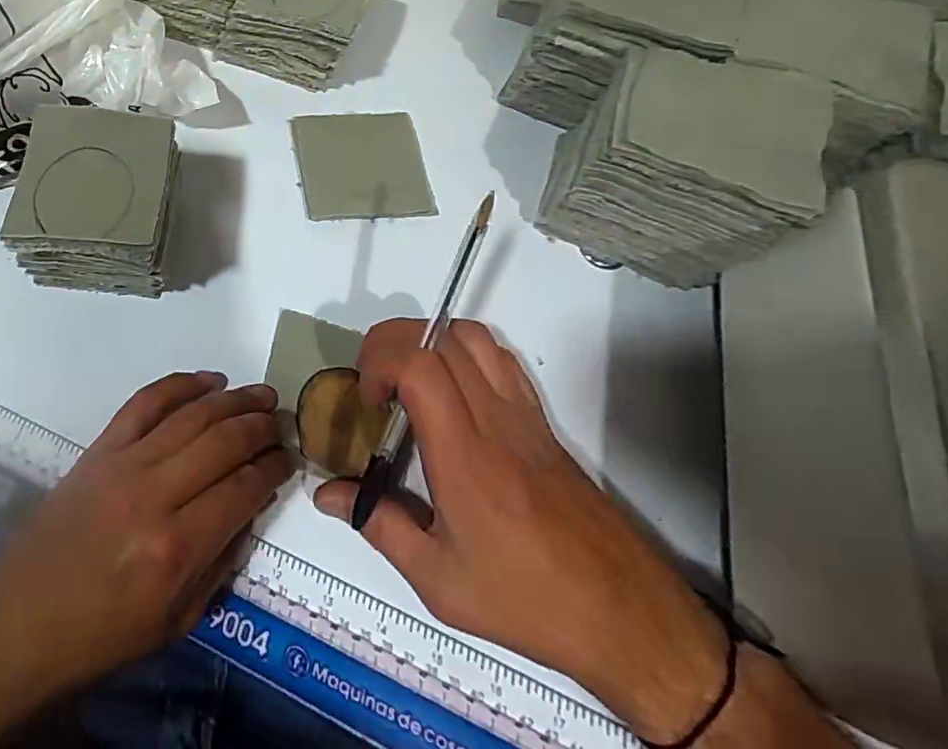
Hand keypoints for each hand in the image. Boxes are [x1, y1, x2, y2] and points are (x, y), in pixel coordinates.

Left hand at [0, 372, 291, 743]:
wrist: (19, 623)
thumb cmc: (102, 634)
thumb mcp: (178, 619)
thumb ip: (223, 560)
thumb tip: (253, 505)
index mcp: (176, 547)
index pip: (244, 487)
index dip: (274, 467)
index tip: (289, 457)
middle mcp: (153, 496)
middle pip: (224, 442)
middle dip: (261, 427)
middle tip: (282, 421)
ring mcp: (122, 465)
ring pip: (192, 416)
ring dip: (233, 399)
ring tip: (260, 394)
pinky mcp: (98, 450)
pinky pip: (145, 403)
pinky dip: (180, 386)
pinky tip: (208, 381)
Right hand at [312, 320, 728, 741]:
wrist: (620, 610)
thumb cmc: (523, 598)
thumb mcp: (437, 579)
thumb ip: (378, 525)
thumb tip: (328, 493)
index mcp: (463, 455)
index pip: (419, 365)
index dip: (380, 361)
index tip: (368, 398)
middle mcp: (495, 420)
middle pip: (440, 337)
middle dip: (392, 342)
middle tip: (375, 384)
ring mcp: (524, 416)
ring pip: (475, 337)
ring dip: (430, 339)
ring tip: (409, 380)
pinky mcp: (543, 423)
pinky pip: (503, 360)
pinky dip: (467, 351)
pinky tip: (453, 391)